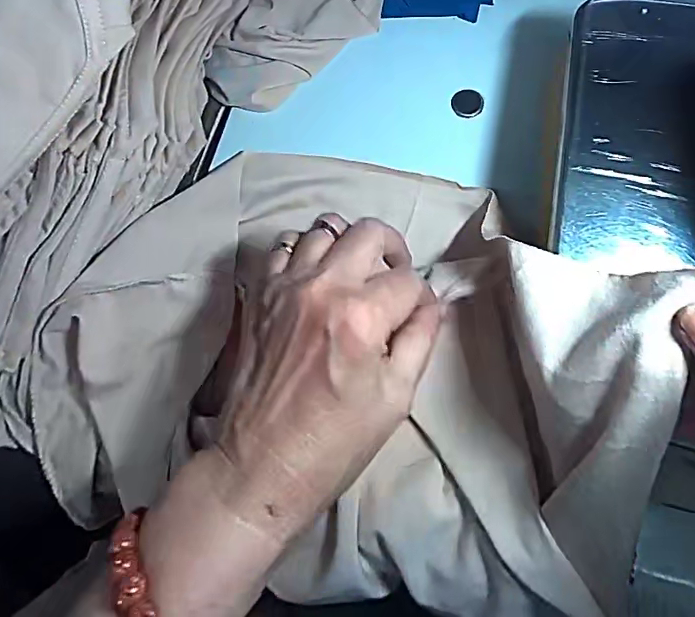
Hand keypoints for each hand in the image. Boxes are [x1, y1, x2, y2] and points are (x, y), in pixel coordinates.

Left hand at [124, 215, 441, 616]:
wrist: (261, 466)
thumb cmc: (336, 442)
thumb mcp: (396, 398)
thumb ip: (421, 338)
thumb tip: (435, 301)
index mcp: (361, 316)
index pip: (409, 279)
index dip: (422, 295)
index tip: (418, 313)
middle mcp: (323, 287)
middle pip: (369, 232)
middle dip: (393, 249)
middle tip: (393, 276)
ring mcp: (286, 284)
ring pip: (325, 228)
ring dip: (347, 245)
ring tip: (353, 273)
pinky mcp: (260, 291)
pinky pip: (285, 244)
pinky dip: (305, 250)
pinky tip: (314, 275)